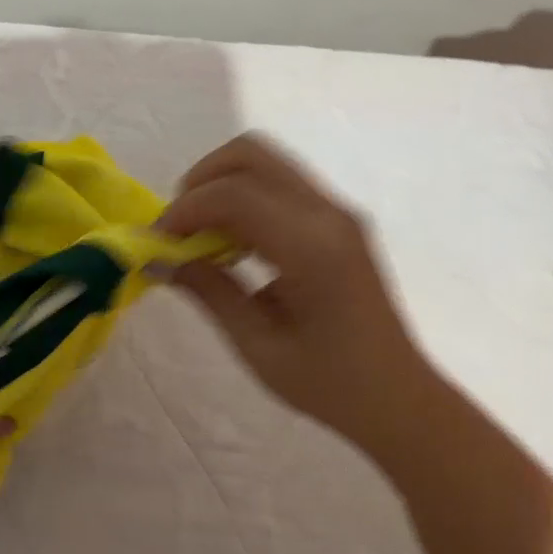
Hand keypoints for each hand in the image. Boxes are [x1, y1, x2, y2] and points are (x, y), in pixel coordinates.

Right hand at [158, 134, 439, 446]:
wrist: (398, 398)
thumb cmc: (328, 384)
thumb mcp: (256, 345)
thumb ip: (207, 292)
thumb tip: (154, 261)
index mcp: (312, 248)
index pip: (233, 195)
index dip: (183, 210)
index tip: (155, 244)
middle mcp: (329, 215)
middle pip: (250, 155)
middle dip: (200, 182)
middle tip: (178, 229)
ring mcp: (338, 213)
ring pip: (265, 162)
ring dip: (221, 187)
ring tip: (201, 238)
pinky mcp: (338, 221)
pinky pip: (279, 185)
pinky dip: (243, 199)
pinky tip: (233, 247)